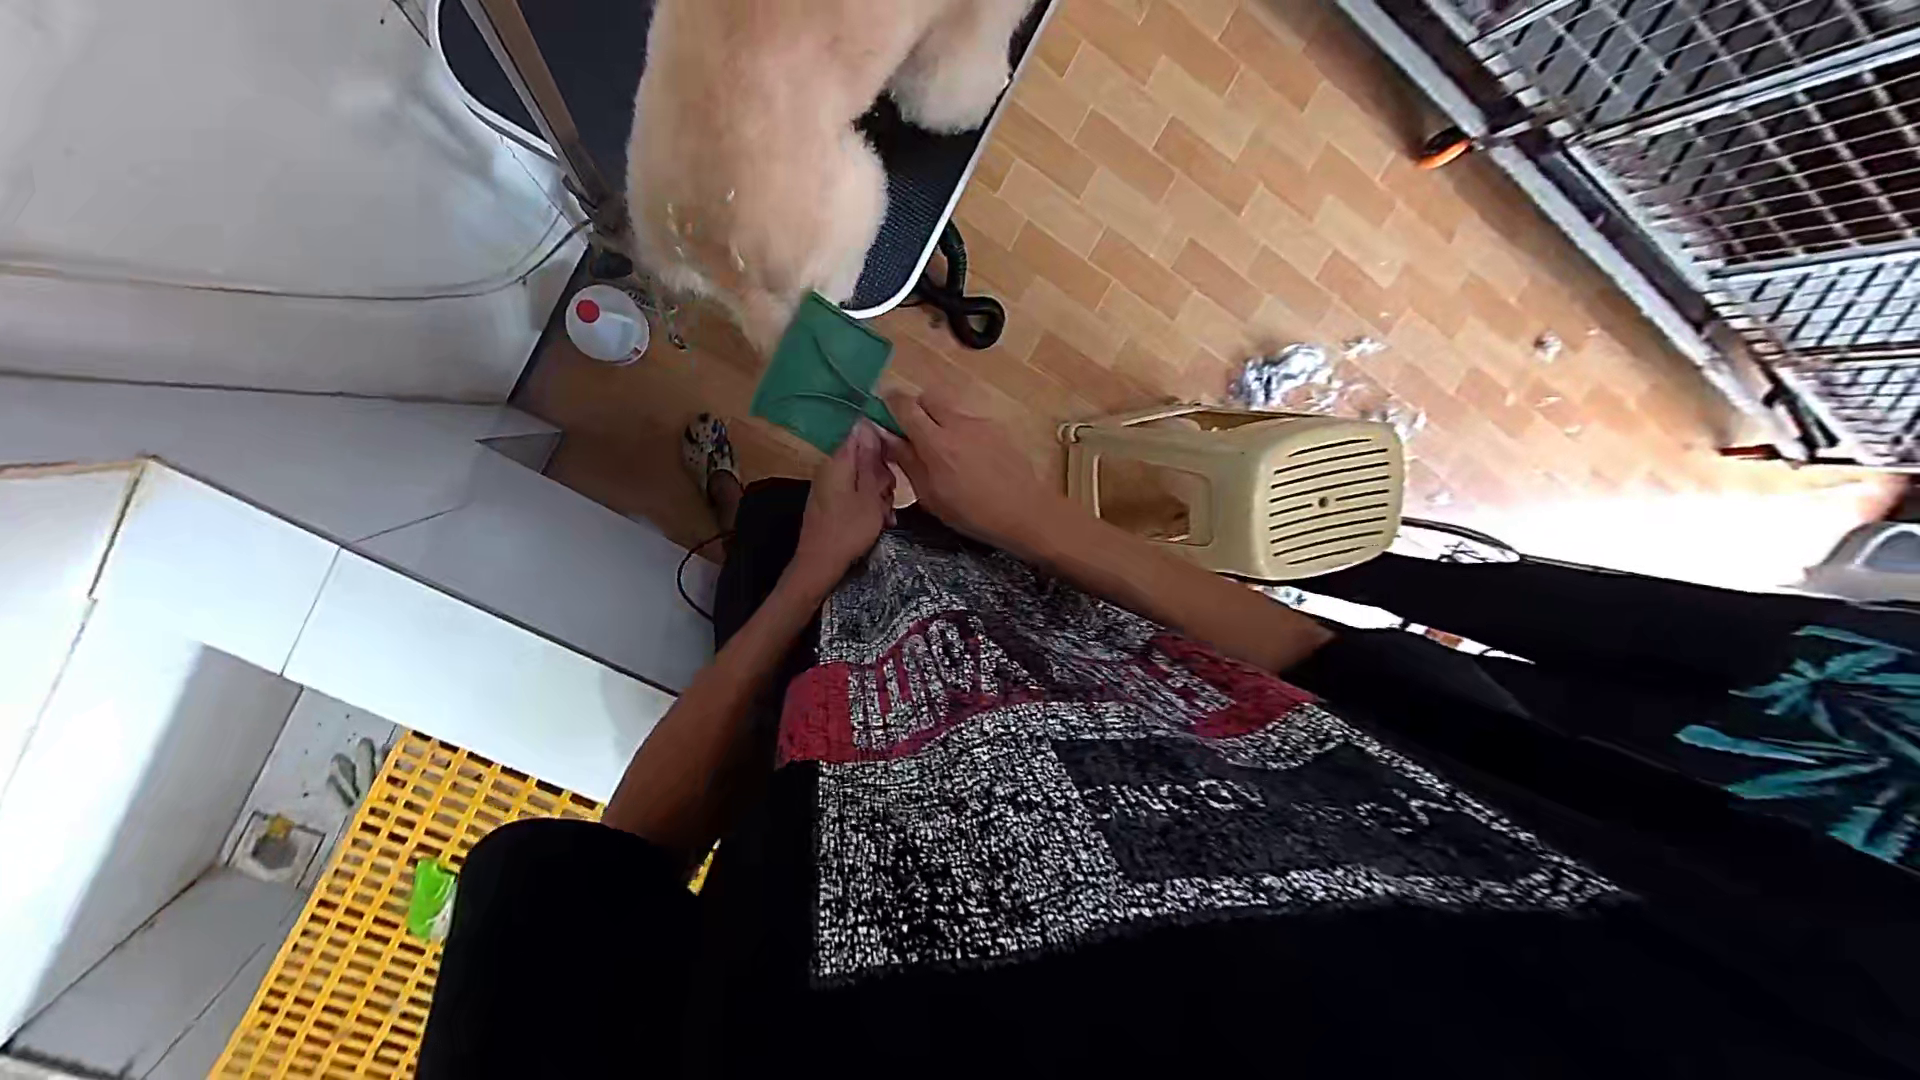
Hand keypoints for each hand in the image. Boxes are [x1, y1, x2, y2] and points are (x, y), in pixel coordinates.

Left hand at [789, 421, 895, 590]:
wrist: (820, 564)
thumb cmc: (849, 530)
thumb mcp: (870, 496)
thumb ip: (870, 461)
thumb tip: (866, 424)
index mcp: (838, 462)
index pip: (861, 435)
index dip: (883, 445)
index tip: (896, 463)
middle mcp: (830, 469)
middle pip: (863, 459)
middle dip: (882, 477)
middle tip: (889, 498)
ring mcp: (827, 486)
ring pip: (862, 479)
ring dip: (878, 495)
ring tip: (885, 516)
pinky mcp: (828, 503)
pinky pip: (853, 494)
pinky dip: (867, 505)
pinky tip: (878, 522)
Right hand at [879, 390, 1072, 557]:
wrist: (1024, 513)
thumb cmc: (972, 513)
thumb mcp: (930, 495)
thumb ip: (906, 461)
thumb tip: (885, 436)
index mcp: (935, 443)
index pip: (904, 405)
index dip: (889, 403)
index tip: (882, 413)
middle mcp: (957, 424)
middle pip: (927, 397)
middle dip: (915, 409)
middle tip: (912, 434)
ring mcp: (980, 423)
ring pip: (949, 408)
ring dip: (938, 420)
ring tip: (943, 451)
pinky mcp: (998, 428)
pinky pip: (969, 420)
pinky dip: (961, 431)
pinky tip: (969, 458)